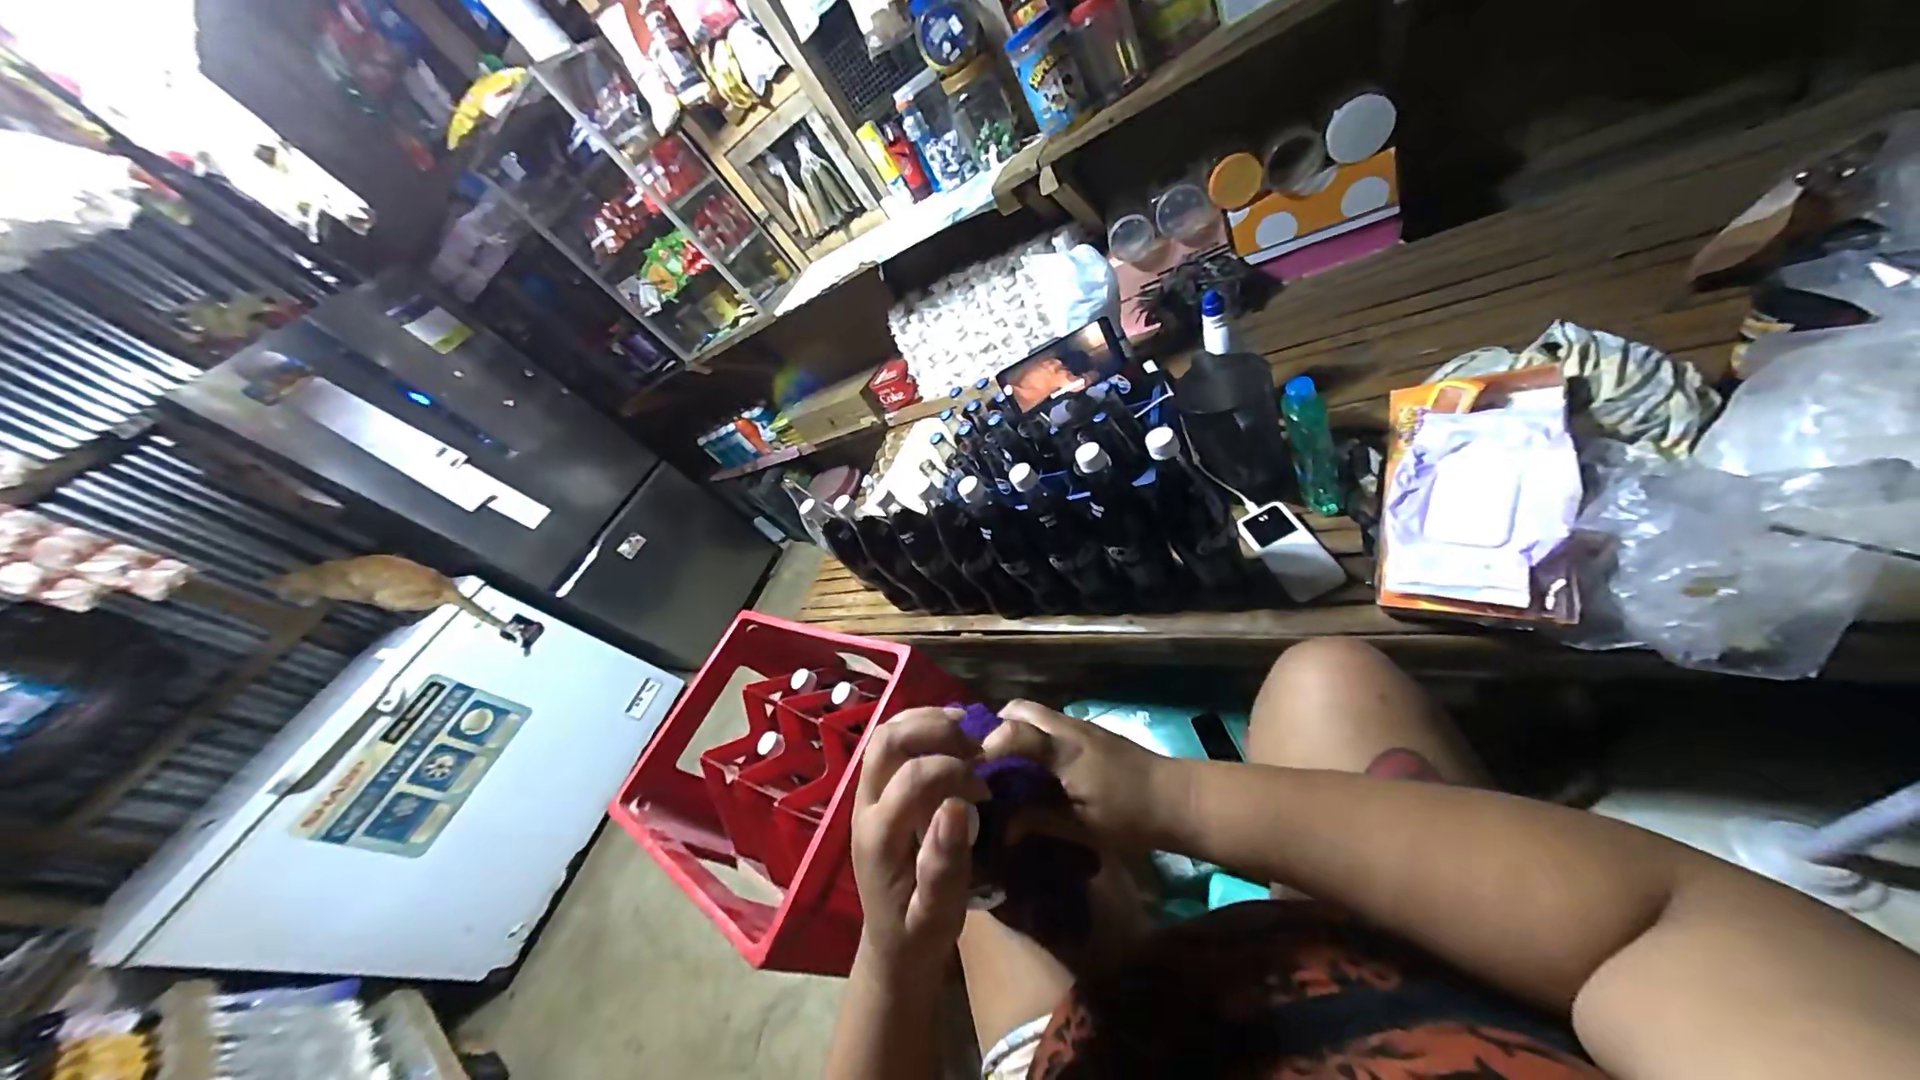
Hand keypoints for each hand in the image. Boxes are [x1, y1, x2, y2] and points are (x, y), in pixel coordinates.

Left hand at [850, 707, 990, 972]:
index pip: (912, 778)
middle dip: (935, 730)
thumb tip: (956, 806)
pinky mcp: (875, 788)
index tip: (985, 788)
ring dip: (926, 720)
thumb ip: (944, 866)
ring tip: (965, 728)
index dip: (954, 771)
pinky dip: (921, 724)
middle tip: (975, 745)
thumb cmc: (919, 930)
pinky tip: (950, 731)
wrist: (893, 943)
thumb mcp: (939, 914)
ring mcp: (866, 793)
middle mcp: (864, 806)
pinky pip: (890, 740)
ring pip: (884, 732)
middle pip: (887, 741)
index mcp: (879, 837)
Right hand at [981, 700, 1180, 848]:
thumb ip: (1037, 820)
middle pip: (1019, 709)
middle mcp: (1066, 727)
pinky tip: (1035, 767)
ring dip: (1015, 731)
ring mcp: (1078, 725)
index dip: (987, 746)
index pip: (1013, 731)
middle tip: (987, 764)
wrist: (1178, 798)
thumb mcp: (1081, 827)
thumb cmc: (1130, 816)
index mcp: (1063, 750)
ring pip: (1035, 713)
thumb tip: (1000, 829)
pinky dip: (1033, 735)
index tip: (971, 770)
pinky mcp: (1088, 731)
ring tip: (1006, 766)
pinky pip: (1049, 723)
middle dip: (996, 729)